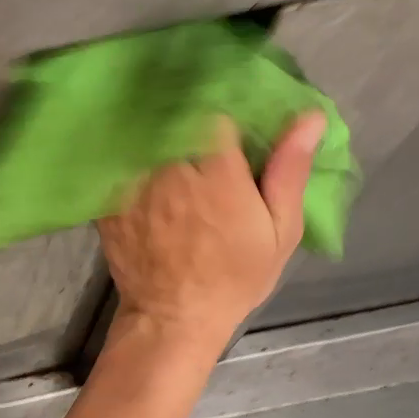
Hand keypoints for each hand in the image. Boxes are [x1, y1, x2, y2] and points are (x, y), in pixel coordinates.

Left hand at [98, 112, 323, 341]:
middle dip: (180, 107)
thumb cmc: (233, 278)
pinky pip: (114, 165)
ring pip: (139, 137)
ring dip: (149, 127)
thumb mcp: (278, 231)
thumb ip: (289, 171)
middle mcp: (170, 172)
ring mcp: (134, 188)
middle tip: (190, 102)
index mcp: (217, 172)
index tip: (225, 99)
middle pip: (172, 118)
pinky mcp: (109, 205)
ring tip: (158, 119)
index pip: (213, 109)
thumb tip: (309, 117)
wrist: (172, 318)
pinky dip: (122, 154)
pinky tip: (131, 153)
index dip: (218, 99)